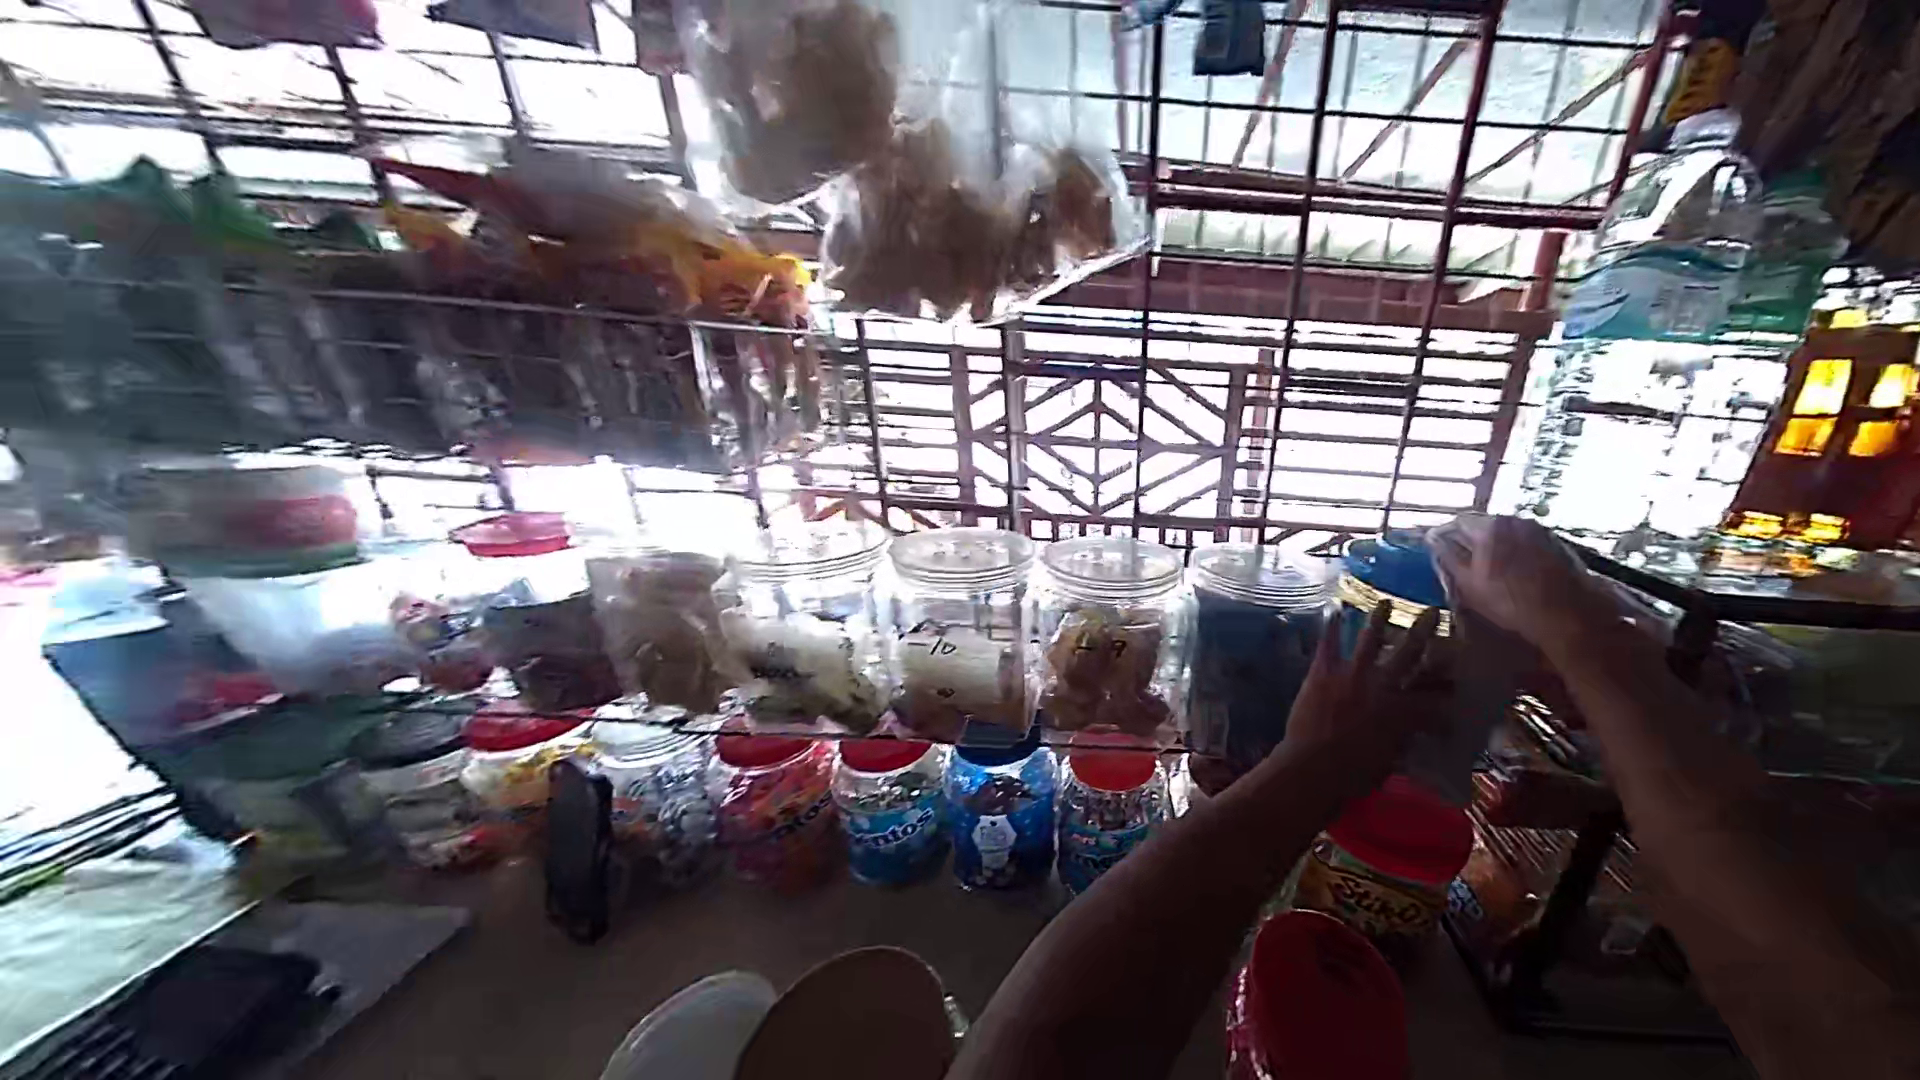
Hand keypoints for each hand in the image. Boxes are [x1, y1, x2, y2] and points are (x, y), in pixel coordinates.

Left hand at [1281, 599, 1443, 799]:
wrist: (1314, 766)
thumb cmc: (1355, 773)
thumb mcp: (1392, 758)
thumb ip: (1402, 737)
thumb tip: (1409, 730)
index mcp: (1406, 710)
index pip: (1435, 693)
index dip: (1447, 685)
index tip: (1457, 670)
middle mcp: (1384, 686)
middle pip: (1409, 653)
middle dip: (1422, 631)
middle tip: (1431, 610)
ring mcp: (1351, 675)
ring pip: (1369, 640)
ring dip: (1377, 619)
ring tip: (1383, 602)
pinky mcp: (1322, 674)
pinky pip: (1328, 646)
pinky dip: (1330, 628)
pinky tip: (1332, 611)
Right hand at [1428, 514, 1614, 658]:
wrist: (1571, 616)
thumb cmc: (1510, 601)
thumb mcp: (1467, 582)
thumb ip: (1447, 556)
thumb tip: (1433, 540)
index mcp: (1489, 527)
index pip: (1454, 524)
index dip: (1442, 538)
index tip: (1438, 553)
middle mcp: (1515, 521)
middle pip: (1481, 526)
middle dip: (1469, 542)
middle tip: (1462, 565)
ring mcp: (1539, 531)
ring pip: (1503, 534)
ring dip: (1492, 547)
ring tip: (1488, 570)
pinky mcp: (1556, 544)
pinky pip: (1523, 541)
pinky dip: (1512, 551)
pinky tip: (1512, 572)